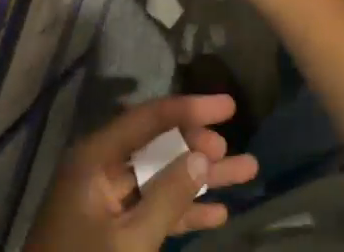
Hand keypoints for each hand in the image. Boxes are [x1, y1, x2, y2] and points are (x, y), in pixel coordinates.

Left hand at [23, 95, 258, 250]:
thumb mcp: (130, 240)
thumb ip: (168, 196)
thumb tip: (201, 157)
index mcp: (95, 158)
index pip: (149, 118)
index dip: (191, 109)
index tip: (230, 106)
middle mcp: (100, 169)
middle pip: (158, 145)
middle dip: (198, 146)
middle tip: (229, 152)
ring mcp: (106, 200)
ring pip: (162, 177)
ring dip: (202, 179)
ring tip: (248, 172)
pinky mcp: (111, 229)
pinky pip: (153, 207)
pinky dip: (184, 209)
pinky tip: (219, 213)